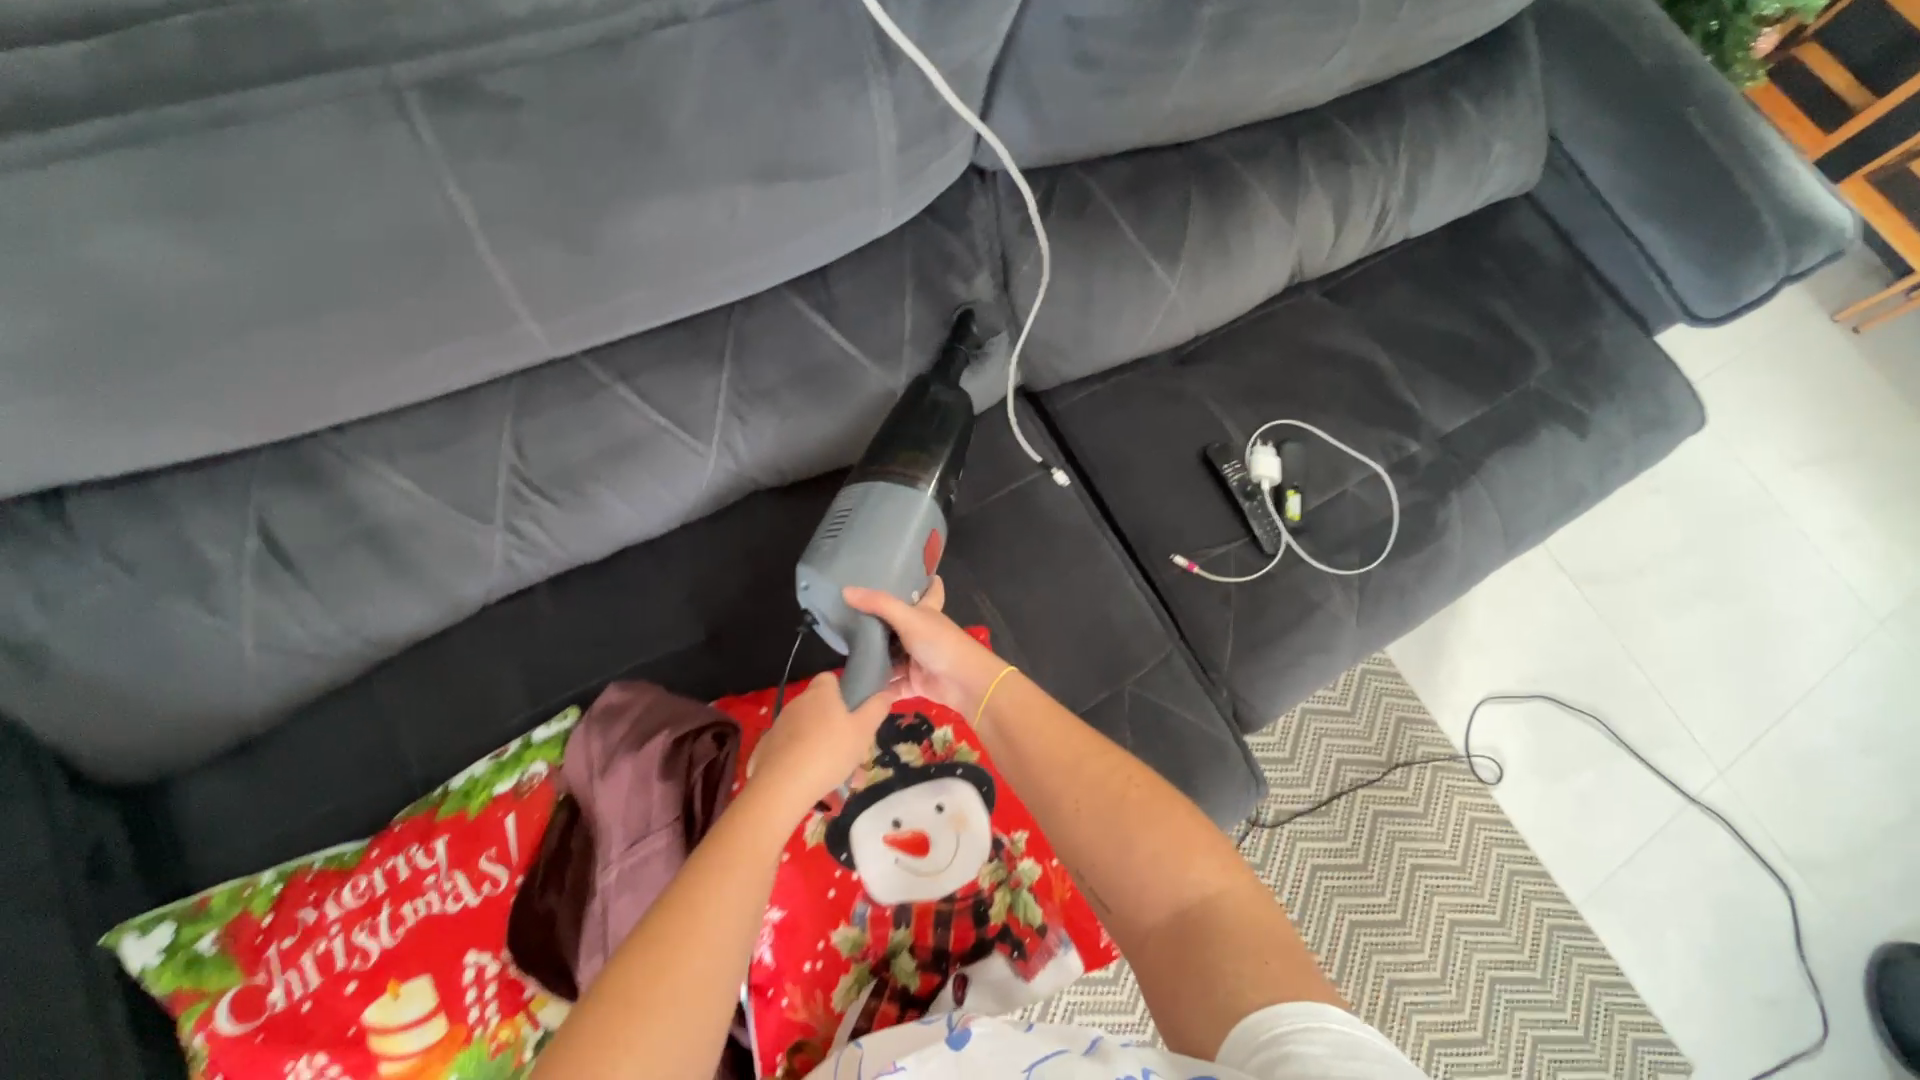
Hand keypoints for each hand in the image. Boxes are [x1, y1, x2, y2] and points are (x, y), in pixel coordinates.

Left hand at [746, 672, 895, 812]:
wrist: (782, 786)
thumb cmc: (829, 752)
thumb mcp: (863, 731)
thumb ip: (876, 709)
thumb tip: (886, 692)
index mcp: (820, 693)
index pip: (829, 678)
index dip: (843, 691)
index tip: (854, 712)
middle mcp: (797, 703)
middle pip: (819, 707)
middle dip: (835, 726)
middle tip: (852, 750)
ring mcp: (779, 726)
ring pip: (806, 731)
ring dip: (821, 746)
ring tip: (837, 775)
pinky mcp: (766, 749)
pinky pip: (789, 750)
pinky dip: (800, 760)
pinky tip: (810, 781)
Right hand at [842, 577, 1008, 719]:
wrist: (962, 682)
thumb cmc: (939, 642)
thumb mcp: (908, 617)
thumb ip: (878, 604)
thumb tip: (845, 590)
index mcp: (927, 611)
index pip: (931, 589)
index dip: (924, 580)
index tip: (906, 571)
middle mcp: (922, 632)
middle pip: (899, 625)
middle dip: (879, 624)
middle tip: (849, 615)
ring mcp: (917, 658)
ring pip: (892, 656)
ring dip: (873, 657)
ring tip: (842, 650)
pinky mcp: (913, 682)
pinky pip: (891, 683)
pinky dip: (877, 685)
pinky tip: (854, 681)